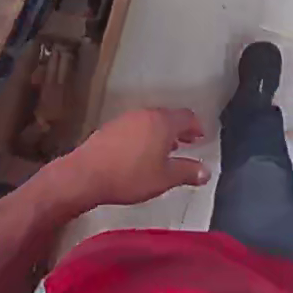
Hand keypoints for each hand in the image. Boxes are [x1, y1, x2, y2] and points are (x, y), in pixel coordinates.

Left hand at [46, 107, 209, 211]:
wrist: (85, 175)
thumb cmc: (130, 176)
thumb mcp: (164, 178)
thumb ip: (188, 172)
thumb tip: (207, 171)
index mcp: (163, 122)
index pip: (187, 116)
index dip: (196, 126)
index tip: (200, 137)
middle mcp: (146, 114)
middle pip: (169, 117)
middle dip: (180, 130)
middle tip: (187, 143)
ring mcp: (126, 118)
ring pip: (151, 121)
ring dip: (162, 133)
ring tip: (165, 151)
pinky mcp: (111, 127)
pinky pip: (136, 126)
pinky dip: (145, 135)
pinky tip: (141, 153)